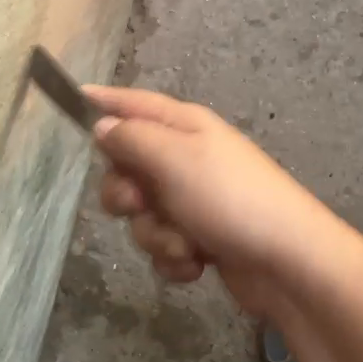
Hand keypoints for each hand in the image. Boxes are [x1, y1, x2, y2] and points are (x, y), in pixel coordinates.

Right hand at [85, 85, 331, 314]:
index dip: (104, 100)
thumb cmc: (229, 198)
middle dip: (125, 193)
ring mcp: (195, 200)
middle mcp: (186, 157)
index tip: (75, 97)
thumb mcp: (173, 158)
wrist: (288, 264)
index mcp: (183, 126)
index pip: (134, 103)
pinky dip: (174, 258)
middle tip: (140, 203)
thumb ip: (131, 139)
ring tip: (184, 243)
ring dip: (155, 234)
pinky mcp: (202, 239)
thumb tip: (102, 126)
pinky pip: (164, 245)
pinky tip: (196, 264)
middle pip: (127, 167)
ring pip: (142, 214)